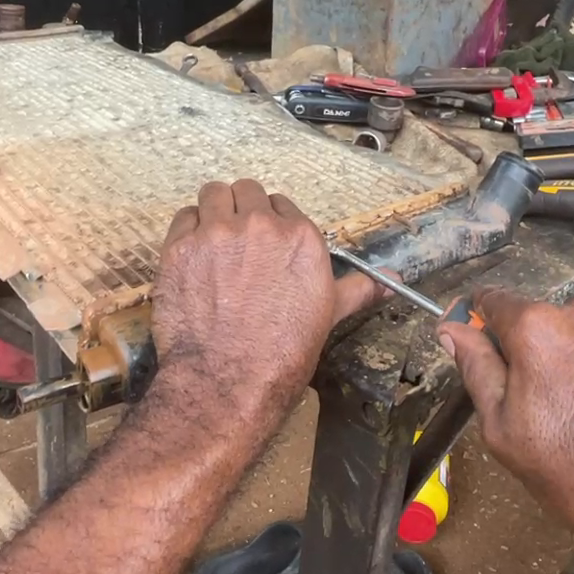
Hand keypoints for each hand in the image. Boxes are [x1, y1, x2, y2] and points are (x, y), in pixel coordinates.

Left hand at [148, 180, 385, 428]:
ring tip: (213, 240)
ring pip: (214, 193)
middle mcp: (260, 225)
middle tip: (238, 242)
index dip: (272, 223)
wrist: (228, 382)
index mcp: (300, 237)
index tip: (266, 244)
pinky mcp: (181, 247)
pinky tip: (194, 255)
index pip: (282, 204)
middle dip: (243, 210)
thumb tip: (391, 281)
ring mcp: (217, 233)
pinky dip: (188, 230)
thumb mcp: (328, 315)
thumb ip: (357, 288)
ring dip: (214, 210)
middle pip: (247, 191)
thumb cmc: (282, 353)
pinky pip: (183, 217)